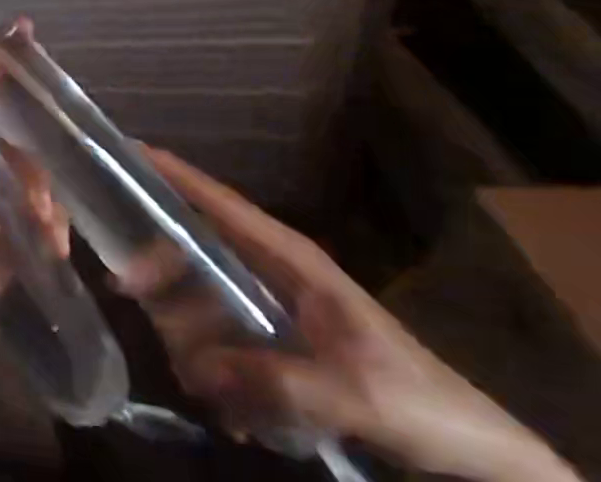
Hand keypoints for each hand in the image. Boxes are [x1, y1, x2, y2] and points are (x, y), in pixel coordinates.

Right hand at [121, 148, 579, 481]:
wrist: (478, 452)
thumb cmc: (421, 402)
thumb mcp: (355, 394)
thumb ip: (276, 381)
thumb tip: (193, 369)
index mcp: (290, 259)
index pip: (222, 203)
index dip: (174, 174)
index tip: (125, 149)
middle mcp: (270, 271)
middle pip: (192, 248)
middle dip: (156, 268)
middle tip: (122, 287)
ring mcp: (269, 306)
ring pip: (197, 299)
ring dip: (187, 338)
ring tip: (201, 388)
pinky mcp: (270, 341)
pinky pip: (218, 341)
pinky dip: (215, 374)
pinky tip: (231, 416)